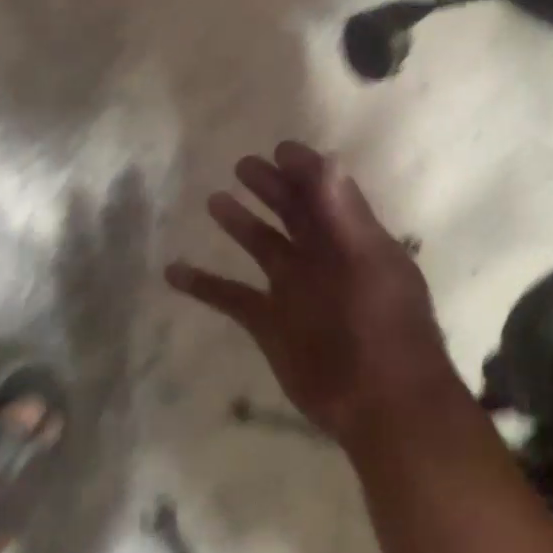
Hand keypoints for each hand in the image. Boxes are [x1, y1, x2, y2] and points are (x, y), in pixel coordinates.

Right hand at [165, 142, 459, 445]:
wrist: (378, 404)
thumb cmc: (380, 329)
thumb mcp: (365, 265)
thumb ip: (342, 215)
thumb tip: (325, 162)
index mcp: (353, 243)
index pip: (328, 195)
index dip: (306, 170)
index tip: (277, 148)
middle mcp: (323, 262)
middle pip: (293, 215)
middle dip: (271, 188)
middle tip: (242, 165)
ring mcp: (294, 294)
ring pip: (262, 249)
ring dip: (240, 225)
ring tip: (213, 200)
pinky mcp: (269, 325)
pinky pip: (231, 297)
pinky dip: (203, 285)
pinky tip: (173, 271)